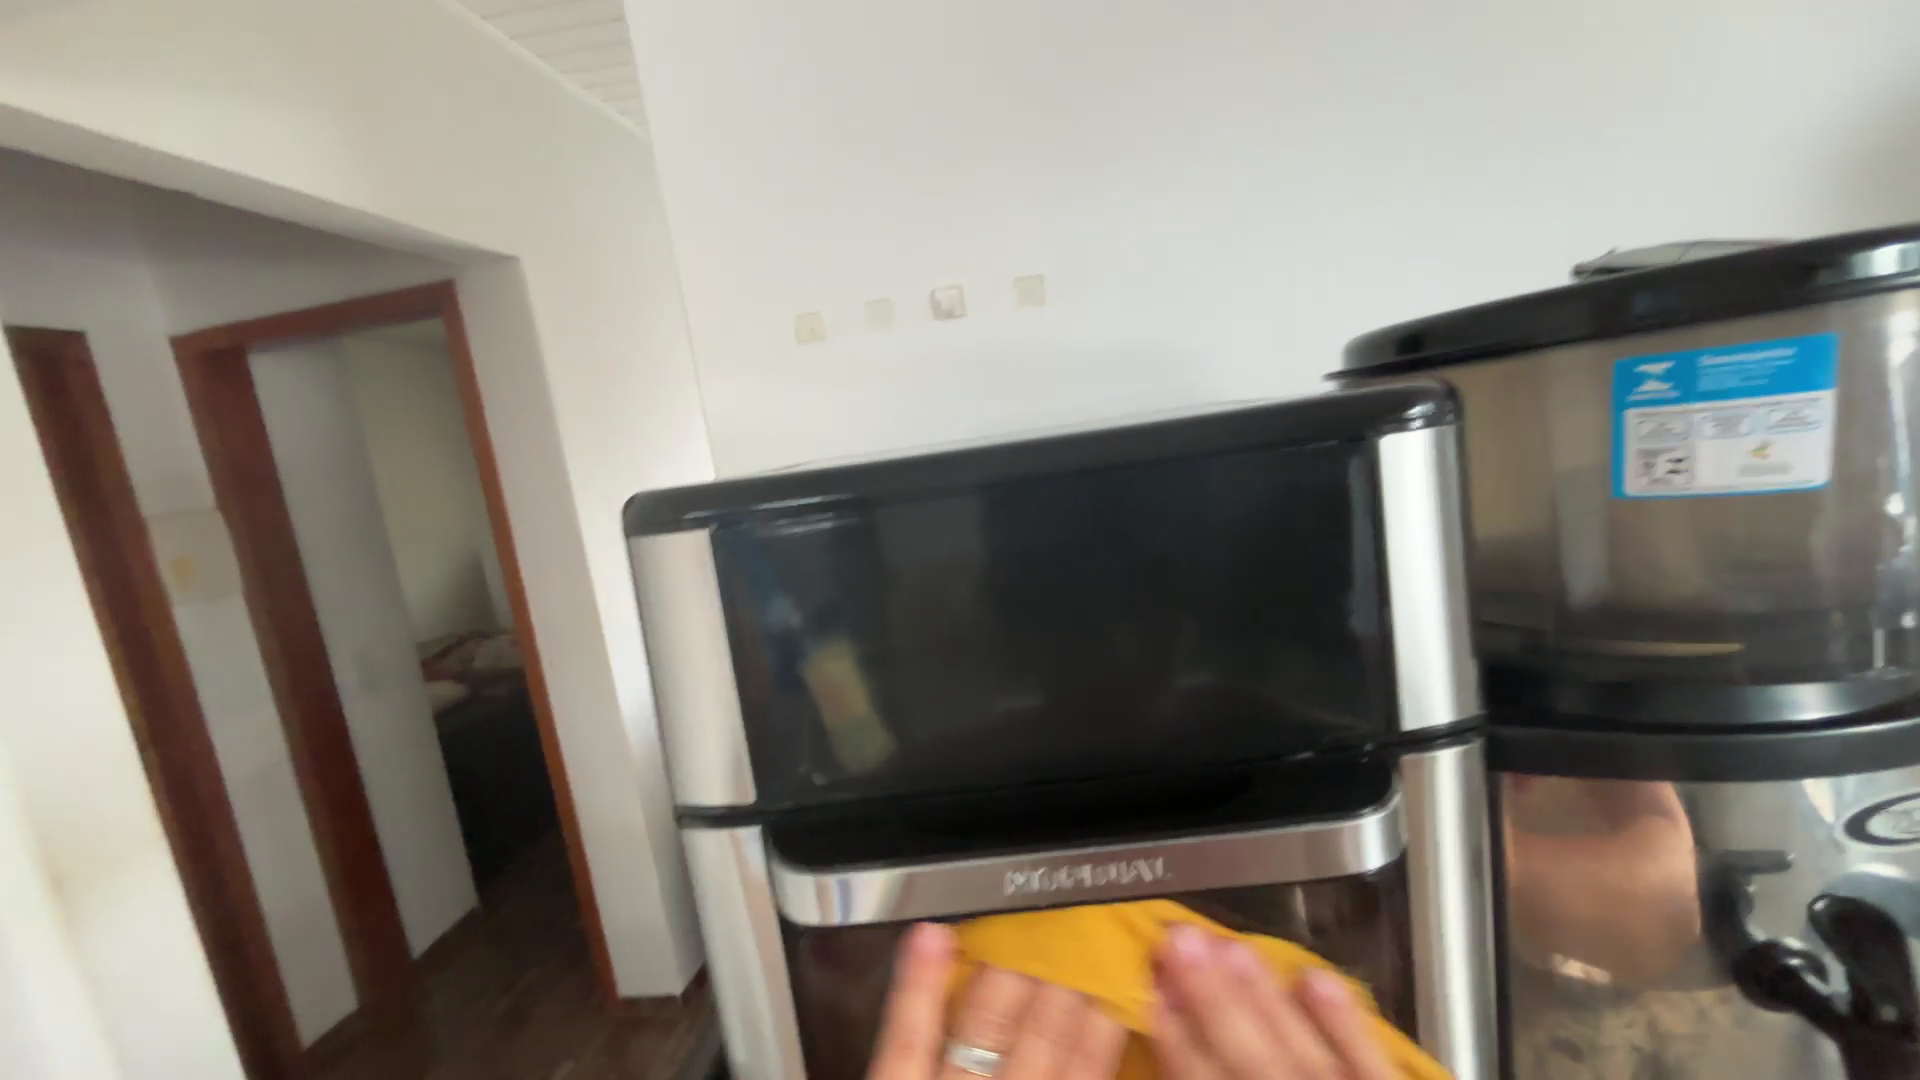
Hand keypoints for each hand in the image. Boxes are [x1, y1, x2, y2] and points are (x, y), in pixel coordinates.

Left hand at [867, 923, 1128, 1079]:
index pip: (1082, 1074)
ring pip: (986, 1028)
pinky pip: (908, 1038)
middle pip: (1039, 1040)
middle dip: (1067, 983)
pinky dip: (918, 985)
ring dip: (1014, 974)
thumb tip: (1090, 1057)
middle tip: (1091, 932)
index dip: (1102, 1030)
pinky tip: (931, 935)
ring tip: (1037, 924)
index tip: (1125, 984)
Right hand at [1152, 925, 1397, 1079]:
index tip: (1148, 987)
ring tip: (1232, 947)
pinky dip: (1345, 1024)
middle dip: (1213, 1000)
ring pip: (1304, 1059)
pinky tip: (1316, 979)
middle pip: (1252, 1065)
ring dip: (1265, 1001)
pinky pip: (1371, 1069)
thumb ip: (1195, 1077)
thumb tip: (1171, 1025)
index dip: (1176, 1041)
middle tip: (1180, 939)